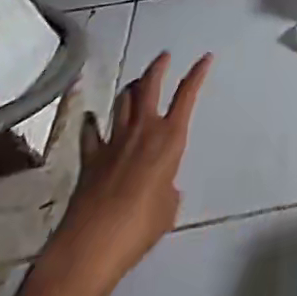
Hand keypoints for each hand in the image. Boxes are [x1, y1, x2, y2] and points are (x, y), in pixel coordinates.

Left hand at [55, 51, 212, 285]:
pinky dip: (94, 123)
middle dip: (158, 68)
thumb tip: (162, 186)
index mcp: (168, 140)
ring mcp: (114, 139)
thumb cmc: (142, 226)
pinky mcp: (92, 154)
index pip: (186, 97)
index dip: (196, 75)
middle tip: (164, 56)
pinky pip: (93, 131)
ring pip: (123, 101)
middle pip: (149, 87)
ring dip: (131, 88)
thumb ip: (168, 189)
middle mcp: (142, 130)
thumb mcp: (168, 209)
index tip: (204, 57)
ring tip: (136, 83)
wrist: (95, 239)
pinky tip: (91, 119)